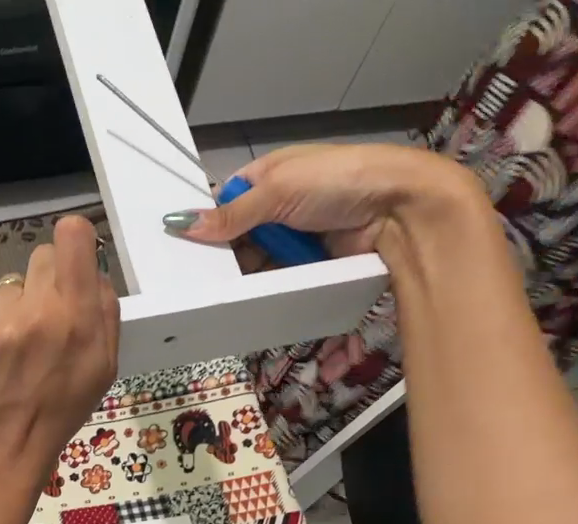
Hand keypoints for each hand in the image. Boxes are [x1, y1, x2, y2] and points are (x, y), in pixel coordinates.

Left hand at [0, 215, 119, 493]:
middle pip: (41, 256)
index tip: (73, 255)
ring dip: (16, 304)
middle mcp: (38, 311)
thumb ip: (104, 311)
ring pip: (10, 284)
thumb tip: (90, 270)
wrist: (10, 442)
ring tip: (18, 342)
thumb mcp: (105, 365)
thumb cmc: (64, 406)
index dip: (74, 240)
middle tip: (46, 314)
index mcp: (78, 317)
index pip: (72, 238)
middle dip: (47, 279)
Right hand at [168, 144, 489, 266]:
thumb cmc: (337, 181)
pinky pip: (273, 275)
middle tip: (194, 274)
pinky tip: (240, 295)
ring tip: (213, 289)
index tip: (183, 244)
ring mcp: (293, 233)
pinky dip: (259, 284)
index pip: (226, 199)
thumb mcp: (277, 190)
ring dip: (239, 271)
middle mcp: (279, 202)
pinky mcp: (306, 260)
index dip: (207, 219)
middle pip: (235, 233)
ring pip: (252, 258)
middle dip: (220, 251)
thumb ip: (230, 214)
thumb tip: (179, 223)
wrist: (398, 209)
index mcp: (269, 174)